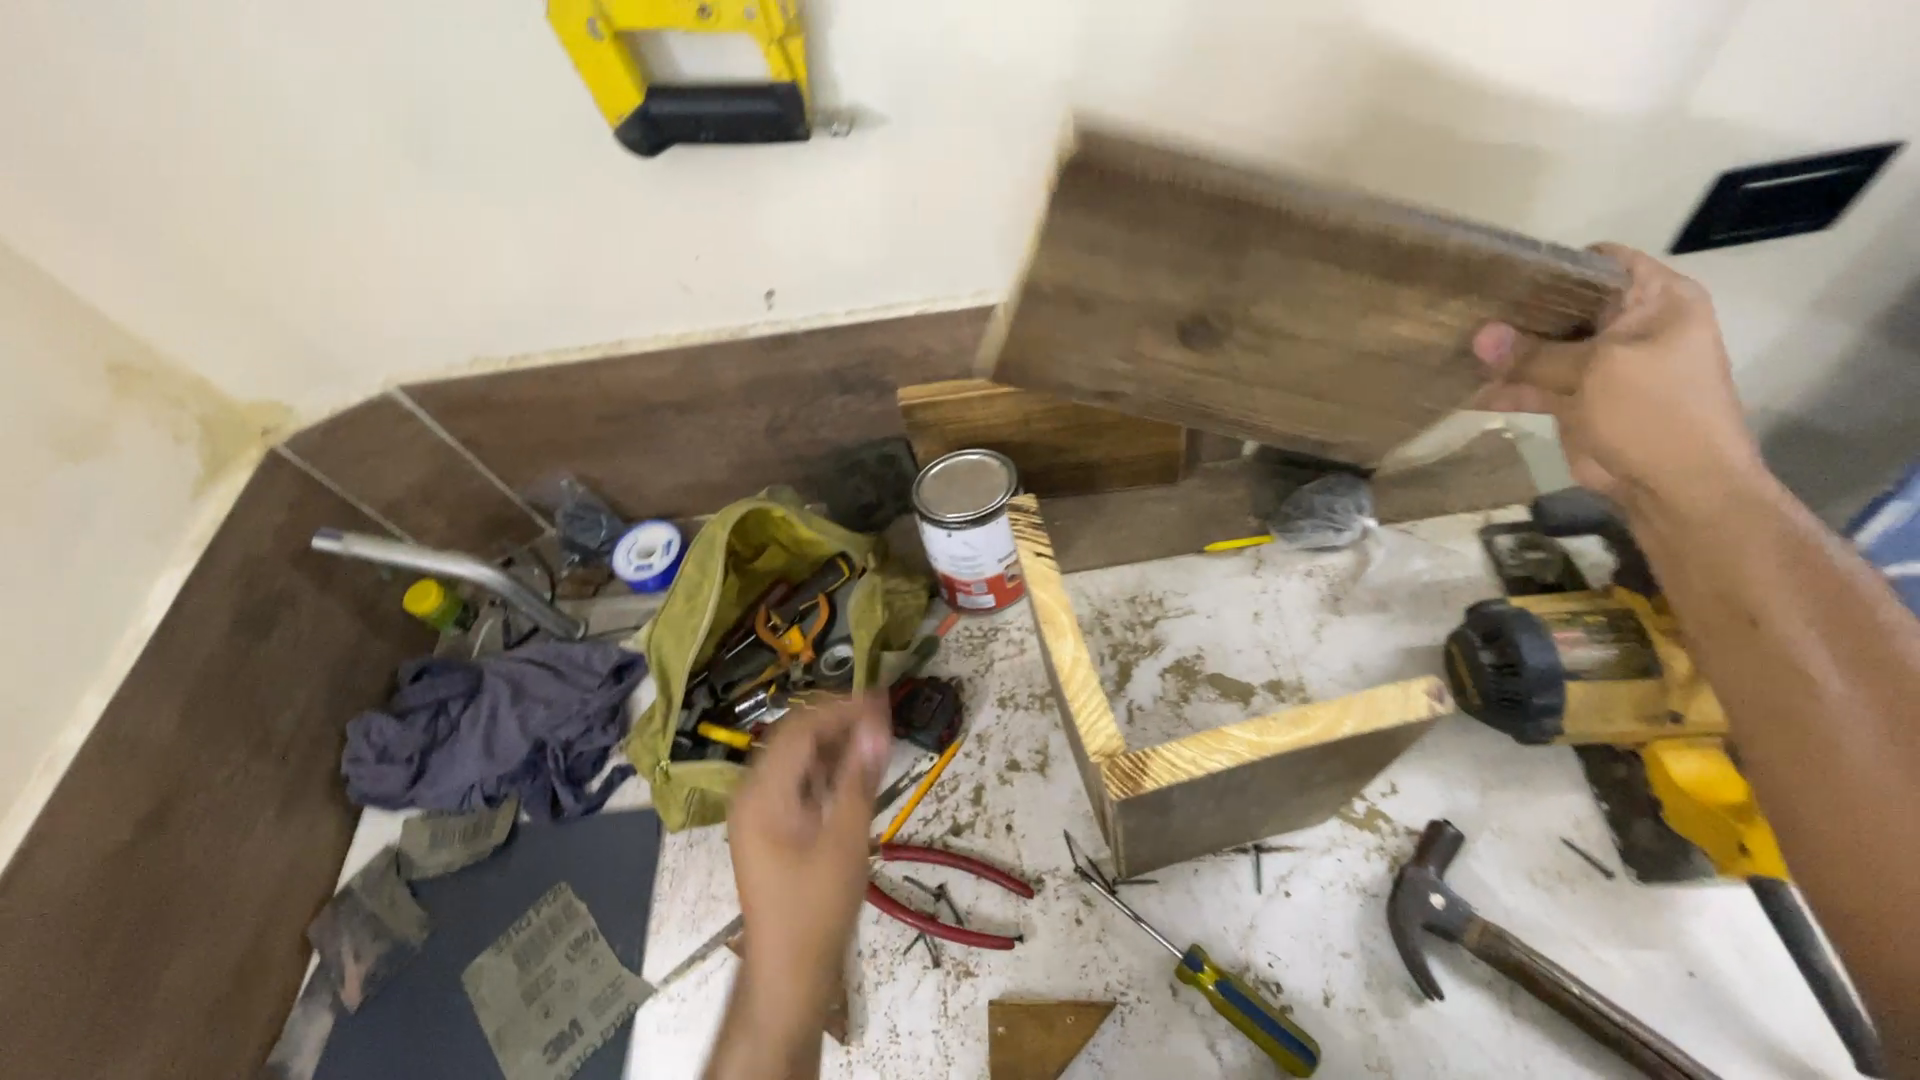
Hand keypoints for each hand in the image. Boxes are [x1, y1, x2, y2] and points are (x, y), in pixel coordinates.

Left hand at [726, 695, 890, 1014]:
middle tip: (882, 713)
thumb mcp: (846, 841)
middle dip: (838, 720)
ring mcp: (758, 811)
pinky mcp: (771, 827)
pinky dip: (826, 769)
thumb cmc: (817, 909)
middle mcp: (752, 794)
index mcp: (761, 794)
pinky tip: (856, 768)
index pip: (800, 729)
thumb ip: (860, 778)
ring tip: (875, 734)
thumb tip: (877, 725)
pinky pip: (797, 781)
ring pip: (796, 758)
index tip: (880, 698)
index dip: (840, 708)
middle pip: (794, 738)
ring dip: (834, 742)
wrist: (789, 972)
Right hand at [1471, 243, 1765, 514]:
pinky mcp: (1577, 399)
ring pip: (1542, 347)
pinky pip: (1532, 384)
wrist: (1676, 484)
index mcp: (1655, 300)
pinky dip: (1503, 387)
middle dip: (1516, 310)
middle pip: (1563, 305)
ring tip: (1452, 344)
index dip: (1553, 264)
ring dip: (1503, 351)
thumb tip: (1479, 336)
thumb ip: (1535, 354)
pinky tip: (1462, 387)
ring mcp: (1600, 364)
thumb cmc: (1655, 410)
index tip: (1500, 273)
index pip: (1600, 262)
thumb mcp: (1597, 370)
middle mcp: (1627, 325)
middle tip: (1462, 307)